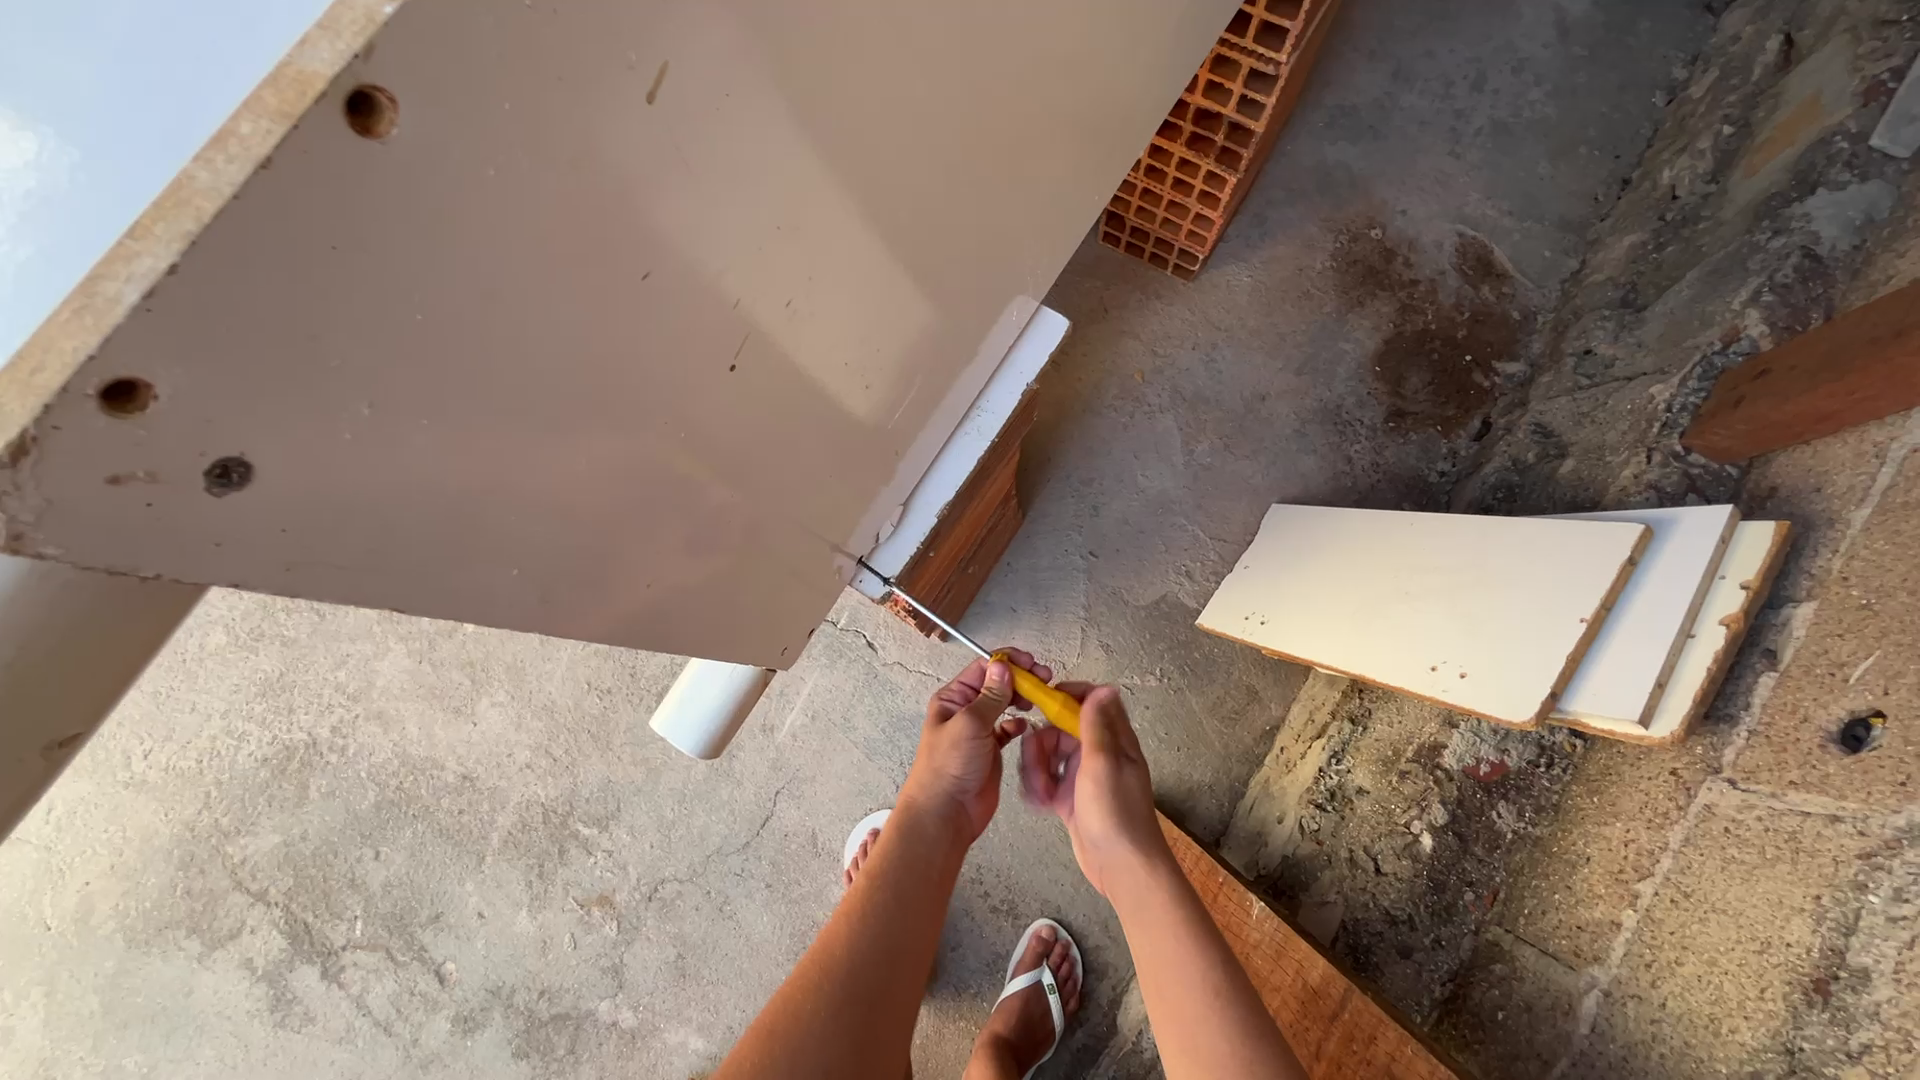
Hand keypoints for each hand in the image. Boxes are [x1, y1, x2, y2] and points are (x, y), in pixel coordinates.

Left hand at [899, 649, 1052, 843]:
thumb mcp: (970, 724)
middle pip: (997, 683)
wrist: (946, 813)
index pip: (983, 668)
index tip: (1031, 664)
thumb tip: (1003, 666)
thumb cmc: (948, 767)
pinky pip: (1008, 728)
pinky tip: (1026, 725)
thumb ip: (990, 694)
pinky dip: (1019, 724)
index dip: (1008, 663)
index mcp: (953, 698)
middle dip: (1020, 678)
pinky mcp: (991, 750)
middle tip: (1044, 679)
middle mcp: (966, 710)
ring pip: (1005, 704)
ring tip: (1039, 699)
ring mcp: (979, 730)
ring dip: (1022, 698)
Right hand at [1018, 685, 1168, 896]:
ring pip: (1049, 755)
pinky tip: (1040, 803)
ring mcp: (1083, 776)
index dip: (1068, 696)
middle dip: (1042, 743)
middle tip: (1034, 762)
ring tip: (1040, 793)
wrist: (1120, 867)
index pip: (1092, 702)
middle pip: (1061, 729)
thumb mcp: (1103, 763)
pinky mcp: (1070, 797)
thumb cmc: (1116, 813)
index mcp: (1114, 739)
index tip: (1043, 703)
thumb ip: (1097, 725)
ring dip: (1037, 769)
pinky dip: (1039, 787)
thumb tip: (1103, 687)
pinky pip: (1047, 780)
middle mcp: (1099, 753)